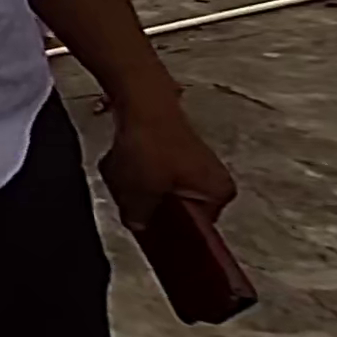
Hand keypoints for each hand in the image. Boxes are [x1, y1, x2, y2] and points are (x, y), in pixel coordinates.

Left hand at [99, 93, 236, 229]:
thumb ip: (140, 214)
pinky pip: (147, 167)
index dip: (167, 231)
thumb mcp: (141, 190)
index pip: (194, 227)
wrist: (141, 105)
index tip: (145, 230)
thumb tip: (139, 226)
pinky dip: (131, 166)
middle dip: (145, 201)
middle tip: (127, 194)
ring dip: (133, 182)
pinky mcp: (171, 147)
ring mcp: (193, 161)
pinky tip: (119, 159)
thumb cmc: (150, 149)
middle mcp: (212, 178)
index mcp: (217, 194)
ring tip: (121, 171)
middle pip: (172, 205)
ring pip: (156, 185)